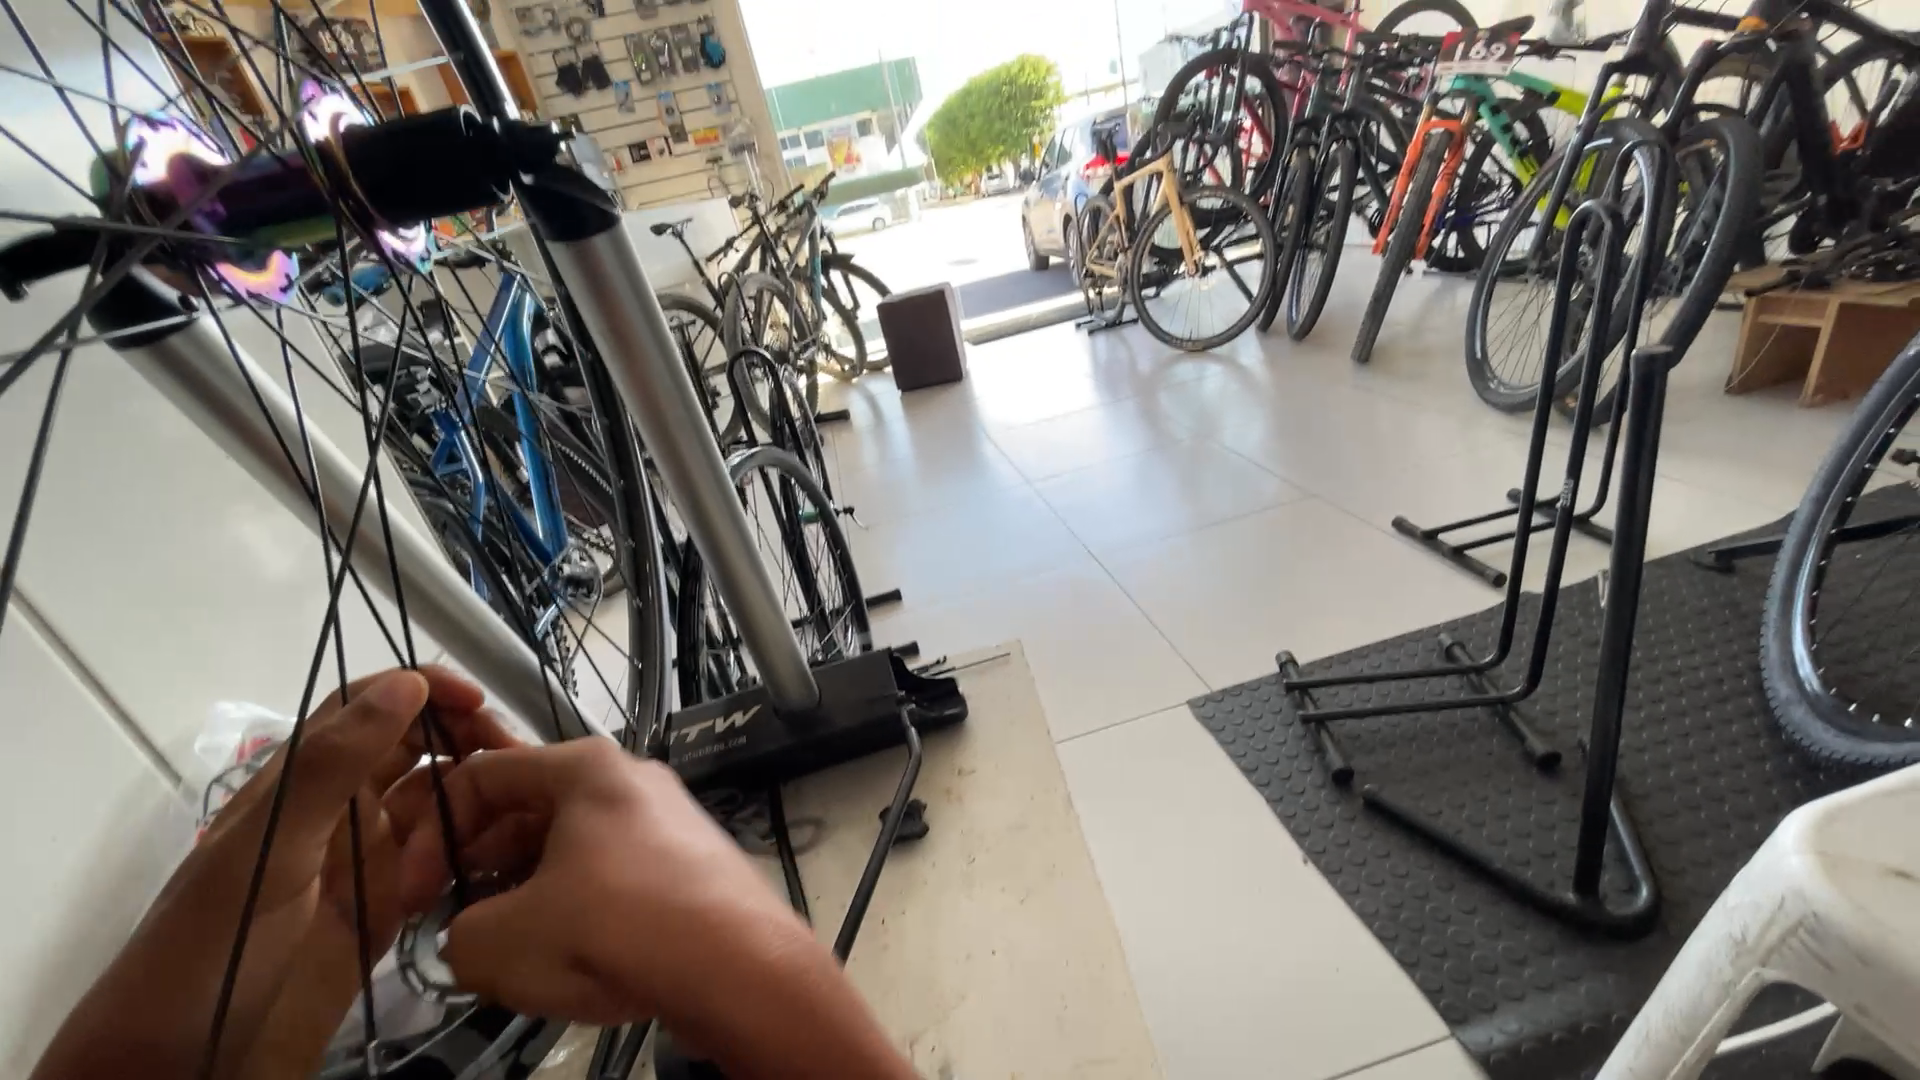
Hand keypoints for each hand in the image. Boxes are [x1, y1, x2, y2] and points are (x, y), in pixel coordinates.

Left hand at [31, 666, 513, 1079]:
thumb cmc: (211, 951)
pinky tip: (503, 845)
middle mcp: (342, 806)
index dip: (425, 689)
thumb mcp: (268, 850)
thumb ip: (335, 766)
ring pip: (441, 794)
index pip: (368, 705)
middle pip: (418, 744)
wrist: (183, 1073)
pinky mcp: (395, 897)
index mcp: (301, 781)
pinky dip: (478, 838)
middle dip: (468, 736)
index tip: (479, 699)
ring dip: (480, 788)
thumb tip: (411, 681)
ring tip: (520, 802)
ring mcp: (371, 853)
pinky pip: (449, 849)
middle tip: (516, 756)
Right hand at [395, 741, 916, 1079]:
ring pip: (570, 844)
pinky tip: (569, 951)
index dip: (431, 832)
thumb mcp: (499, 939)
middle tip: (454, 920)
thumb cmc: (613, 926)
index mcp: (586, 765)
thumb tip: (472, 931)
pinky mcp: (687, 856)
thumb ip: (457, 930)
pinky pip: (611, 869)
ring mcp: (665, 815)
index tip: (410, 895)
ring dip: (526, 889)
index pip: (484, 774)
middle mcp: (629, 777)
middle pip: (528, 808)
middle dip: (479, 863)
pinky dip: (577, 901)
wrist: (735, 960)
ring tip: (508, 945)